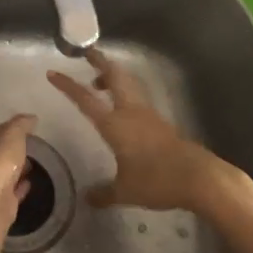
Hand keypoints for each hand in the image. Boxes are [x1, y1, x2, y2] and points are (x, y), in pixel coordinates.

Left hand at [0, 114, 35, 230]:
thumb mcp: (11, 134)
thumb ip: (20, 125)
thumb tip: (31, 118)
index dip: (3, 133)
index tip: (20, 133)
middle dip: (7, 153)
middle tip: (26, 150)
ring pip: (1, 175)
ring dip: (13, 170)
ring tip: (30, 166)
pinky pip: (10, 193)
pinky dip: (19, 188)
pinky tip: (29, 185)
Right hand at [48, 49, 244, 214]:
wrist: (199, 178)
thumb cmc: (156, 181)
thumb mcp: (125, 191)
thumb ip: (104, 193)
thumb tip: (88, 198)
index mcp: (114, 124)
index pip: (85, 99)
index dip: (67, 86)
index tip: (53, 73)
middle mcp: (131, 112)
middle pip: (115, 76)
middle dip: (100, 62)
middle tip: (88, 54)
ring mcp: (150, 115)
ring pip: (129, 85)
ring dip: (114, 77)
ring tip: (100, 84)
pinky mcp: (162, 124)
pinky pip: (139, 100)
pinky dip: (127, 94)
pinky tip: (124, 111)